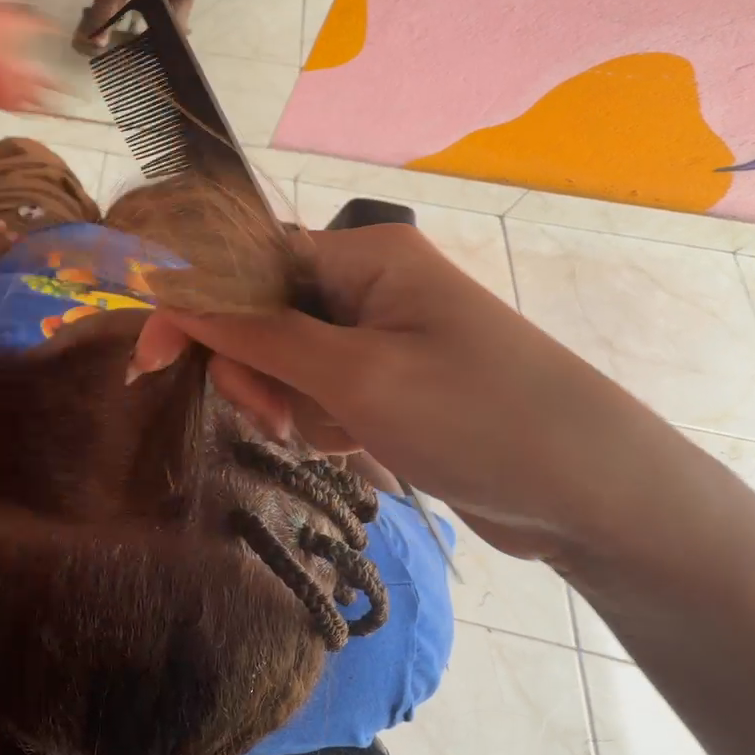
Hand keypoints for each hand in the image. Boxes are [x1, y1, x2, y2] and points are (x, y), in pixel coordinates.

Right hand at [130, 223, 668, 561]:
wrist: (605, 501)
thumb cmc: (480, 418)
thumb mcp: (354, 376)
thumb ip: (254, 334)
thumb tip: (166, 290)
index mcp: (362, 254)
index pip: (243, 266)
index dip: (191, 308)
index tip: (149, 361)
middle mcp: (366, 282)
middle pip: (258, 317)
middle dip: (255, 370)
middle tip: (274, 415)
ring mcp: (379, 332)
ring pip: (283, 362)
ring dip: (291, 404)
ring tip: (338, 437)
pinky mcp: (389, 378)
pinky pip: (317, 390)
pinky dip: (321, 420)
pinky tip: (361, 445)